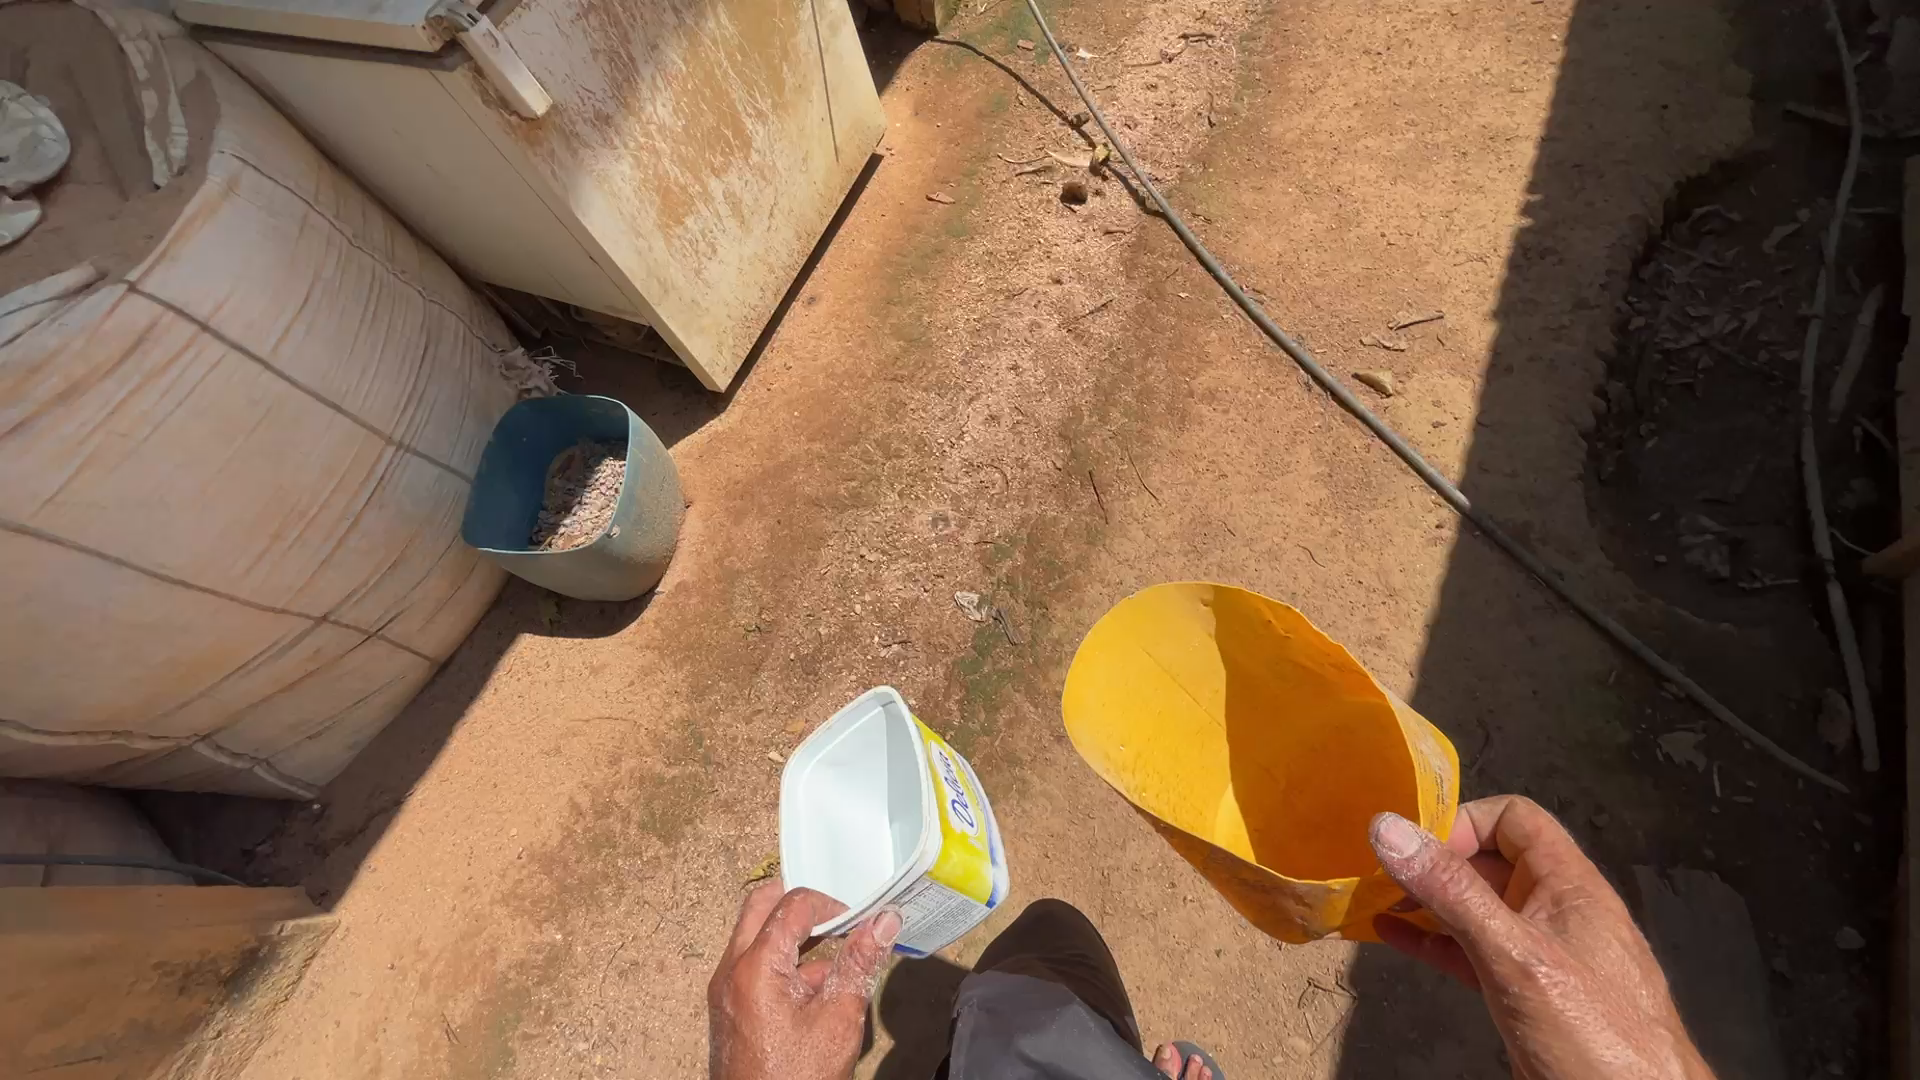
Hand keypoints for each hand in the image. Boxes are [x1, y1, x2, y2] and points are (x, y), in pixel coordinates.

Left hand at [707, 883, 901, 1079]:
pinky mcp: (727, 1007)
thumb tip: (885, 920)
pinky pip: (751, 962)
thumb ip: (860, 963)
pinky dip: (780, 959)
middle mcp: (731, 969)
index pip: (794, 904)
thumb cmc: (799, 1079)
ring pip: (755, 933)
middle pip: (762, 904)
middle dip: (802, 905)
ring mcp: (723, 989)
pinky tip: (812, 992)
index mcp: (756, 966)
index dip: (829, 905)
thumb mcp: (838, 1019)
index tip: (855, 924)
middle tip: (834, 919)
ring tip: (829, 958)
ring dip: (791, 933)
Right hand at [1367, 796, 1713, 1079]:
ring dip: (1423, 899)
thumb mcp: (1514, 954)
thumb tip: (1385, 825)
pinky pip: (1466, 947)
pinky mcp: (1522, 991)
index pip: (1515, 820)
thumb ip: (1450, 890)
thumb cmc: (1591, 1033)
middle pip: (1486, 860)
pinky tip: (1388, 935)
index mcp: (1569, 887)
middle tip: (1382, 873)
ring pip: (1472, 905)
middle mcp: (1554, 910)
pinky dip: (1429, 937)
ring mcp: (1538, 953)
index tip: (1419, 848)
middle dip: (1432, 861)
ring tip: (1376, 899)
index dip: (1465, 822)